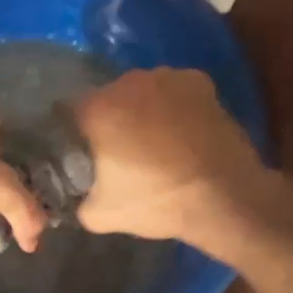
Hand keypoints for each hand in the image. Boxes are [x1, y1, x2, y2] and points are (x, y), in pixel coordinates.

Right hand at [73, 68, 267, 245]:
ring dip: (141, 109)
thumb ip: (79, 203)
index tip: (81, 152)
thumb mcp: (102, 216)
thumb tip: (79, 199)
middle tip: (119, 150)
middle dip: (109, 119)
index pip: (67, 111)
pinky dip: (173, 105)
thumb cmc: (157, 201)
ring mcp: (167, 77)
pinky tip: (181, 131)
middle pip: (106, 98)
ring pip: (141, 91)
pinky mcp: (199, 81)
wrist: (225, 197)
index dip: (70, 132)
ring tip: (154, 141)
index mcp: (98, 109)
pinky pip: (173, 90)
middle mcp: (128, 82)